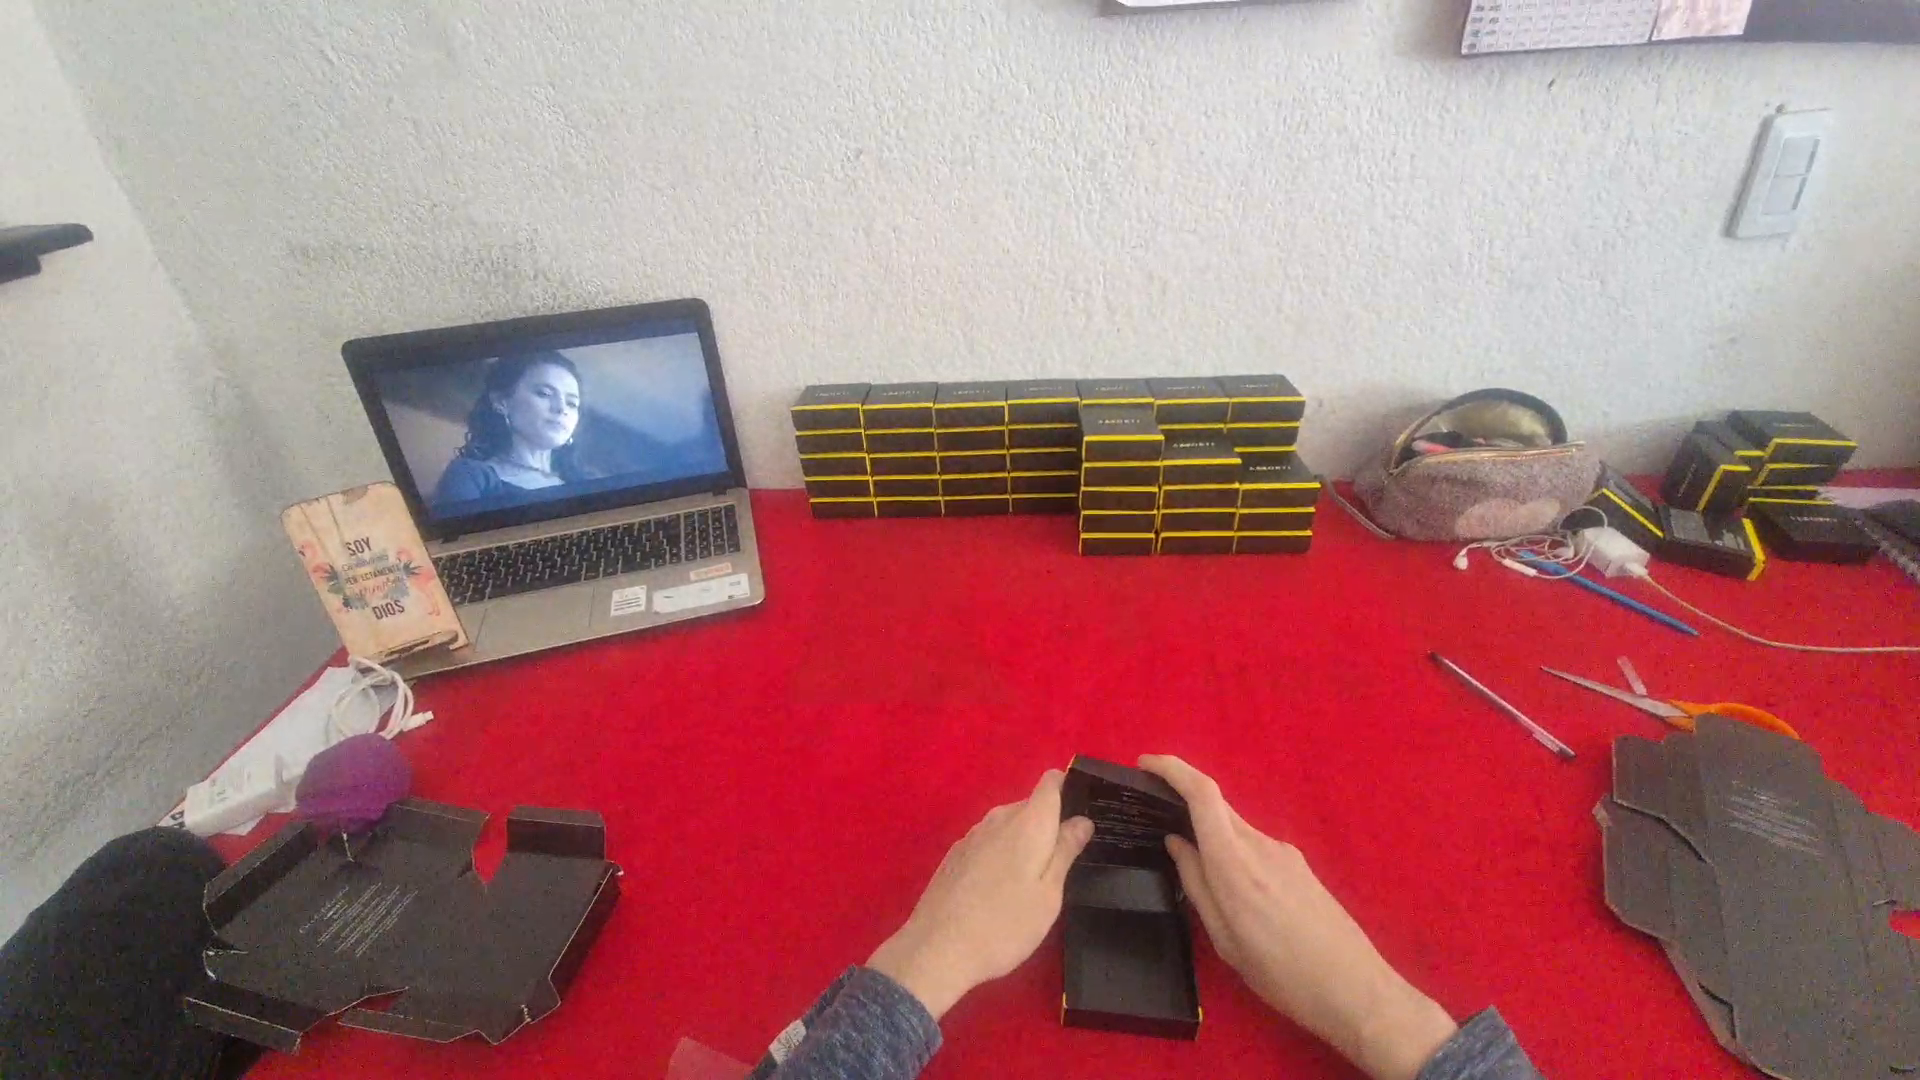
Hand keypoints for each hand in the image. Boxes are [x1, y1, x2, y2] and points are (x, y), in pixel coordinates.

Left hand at [867, 769, 1094, 1020]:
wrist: (937, 947)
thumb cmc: (1005, 924)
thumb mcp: (1048, 894)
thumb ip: (1065, 851)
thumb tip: (1082, 820)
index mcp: (1028, 822)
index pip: (1051, 782)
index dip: (1068, 787)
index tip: (1084, 809)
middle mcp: (999, 817)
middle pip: (1032, 805)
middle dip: (1050, 823)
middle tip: (1067, 858)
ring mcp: (974, 833)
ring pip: (1009, 824)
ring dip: (1025, 841)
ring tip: (1035, 877)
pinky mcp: (957, 852)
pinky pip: (990, 840)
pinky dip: (1002, 853)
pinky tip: (1002, 886)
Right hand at [1139, 755, 1457, 1079]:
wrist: (1358, 992)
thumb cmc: (1282, 975)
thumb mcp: (1225, 938)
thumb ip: (1196, 884)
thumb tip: (1175, 841)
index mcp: (1234, 863)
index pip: (1202, 793)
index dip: (1171, 768)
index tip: (1144, 763)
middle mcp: (1259, 844)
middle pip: (1215, 805)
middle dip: (1182, 802)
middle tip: (1156, 821)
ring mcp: (1283, 852)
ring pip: (1234, 828)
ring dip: (1210, 835)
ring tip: (1198, 874)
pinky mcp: (1298, 865)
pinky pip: (1253, 845)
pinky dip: (1233, 852)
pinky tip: (1237, 893)